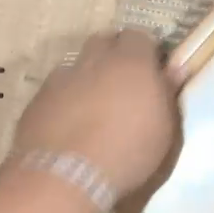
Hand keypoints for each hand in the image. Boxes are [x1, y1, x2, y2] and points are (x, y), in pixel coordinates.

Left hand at [11, 30, 180, 194]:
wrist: (65, 177)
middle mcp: (94, 61)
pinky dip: (66, 97)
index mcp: (131, 62)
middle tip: (124, 81)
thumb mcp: (164, 127)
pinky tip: (71, 123)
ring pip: (78, 64)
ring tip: (96, 104)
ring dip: (88, 75)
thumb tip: (176, 68)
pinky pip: (56, 88)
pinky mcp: (37, 100)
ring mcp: (61, 78)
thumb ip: (167, 92)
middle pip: (104, 41)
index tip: (152, 69)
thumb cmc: (128, 151)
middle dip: (114, 54)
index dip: (146, 49)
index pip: (139, 35)